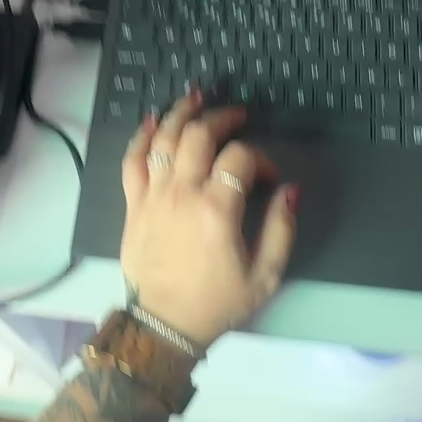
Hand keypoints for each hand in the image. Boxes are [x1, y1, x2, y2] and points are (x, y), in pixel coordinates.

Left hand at [118, 91, 297, 348]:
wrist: (164, 325)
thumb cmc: (216, 302)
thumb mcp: (265, 276)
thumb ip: (282, 230)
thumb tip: (289, 191)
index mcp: (217, 211)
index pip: (240, 159)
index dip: (260, 158)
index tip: (267, 176)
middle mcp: (182, 194)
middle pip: (199, 135)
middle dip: (221, 117)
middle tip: (236, 114)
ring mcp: (153, 196)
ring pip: (164, 138)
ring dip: (182, 112)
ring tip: (197, 96)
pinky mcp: (133, 204)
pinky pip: (132, 160)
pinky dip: (142, 136)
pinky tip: (153, 120)